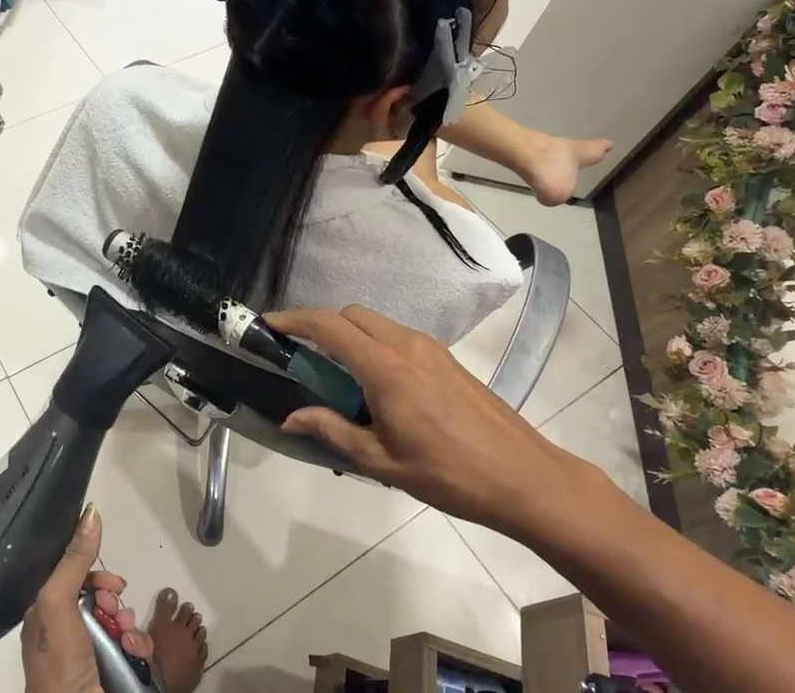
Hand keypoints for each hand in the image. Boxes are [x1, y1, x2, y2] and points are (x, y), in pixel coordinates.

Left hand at [23, 503, 151, 692]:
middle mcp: (68, 633)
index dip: (94, 575)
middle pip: (100, 598)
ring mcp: (93, 654)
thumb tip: (92, 510)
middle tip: (117, 609)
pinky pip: (134, 647)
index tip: (112, 581)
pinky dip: (139, 645)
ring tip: (128, 636)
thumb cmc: (58, 657)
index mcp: (46, 614)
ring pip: (121, 621)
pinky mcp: (116, 671)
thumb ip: (75, 558)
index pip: (73, 578)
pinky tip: (135, 651)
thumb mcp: (58, 600)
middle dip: (114, 599)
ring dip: (130, 623)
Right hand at [274, 306, 593, 539]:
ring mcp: (432, 349)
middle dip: (322, 326)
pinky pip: (399, 338)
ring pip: (377, 323)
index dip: (294, 320)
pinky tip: (378, 388)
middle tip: (305, 359)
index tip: (269, 325)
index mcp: (385, 367)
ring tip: (341, 379)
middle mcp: (407, 345)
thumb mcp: (381, 460)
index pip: (329, 326)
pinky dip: (375, 346)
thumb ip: (332, 430)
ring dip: (351, 337)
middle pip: (352, 314)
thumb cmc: (449, 474)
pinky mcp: (448, 360)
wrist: (525, 479)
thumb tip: (291, 417)